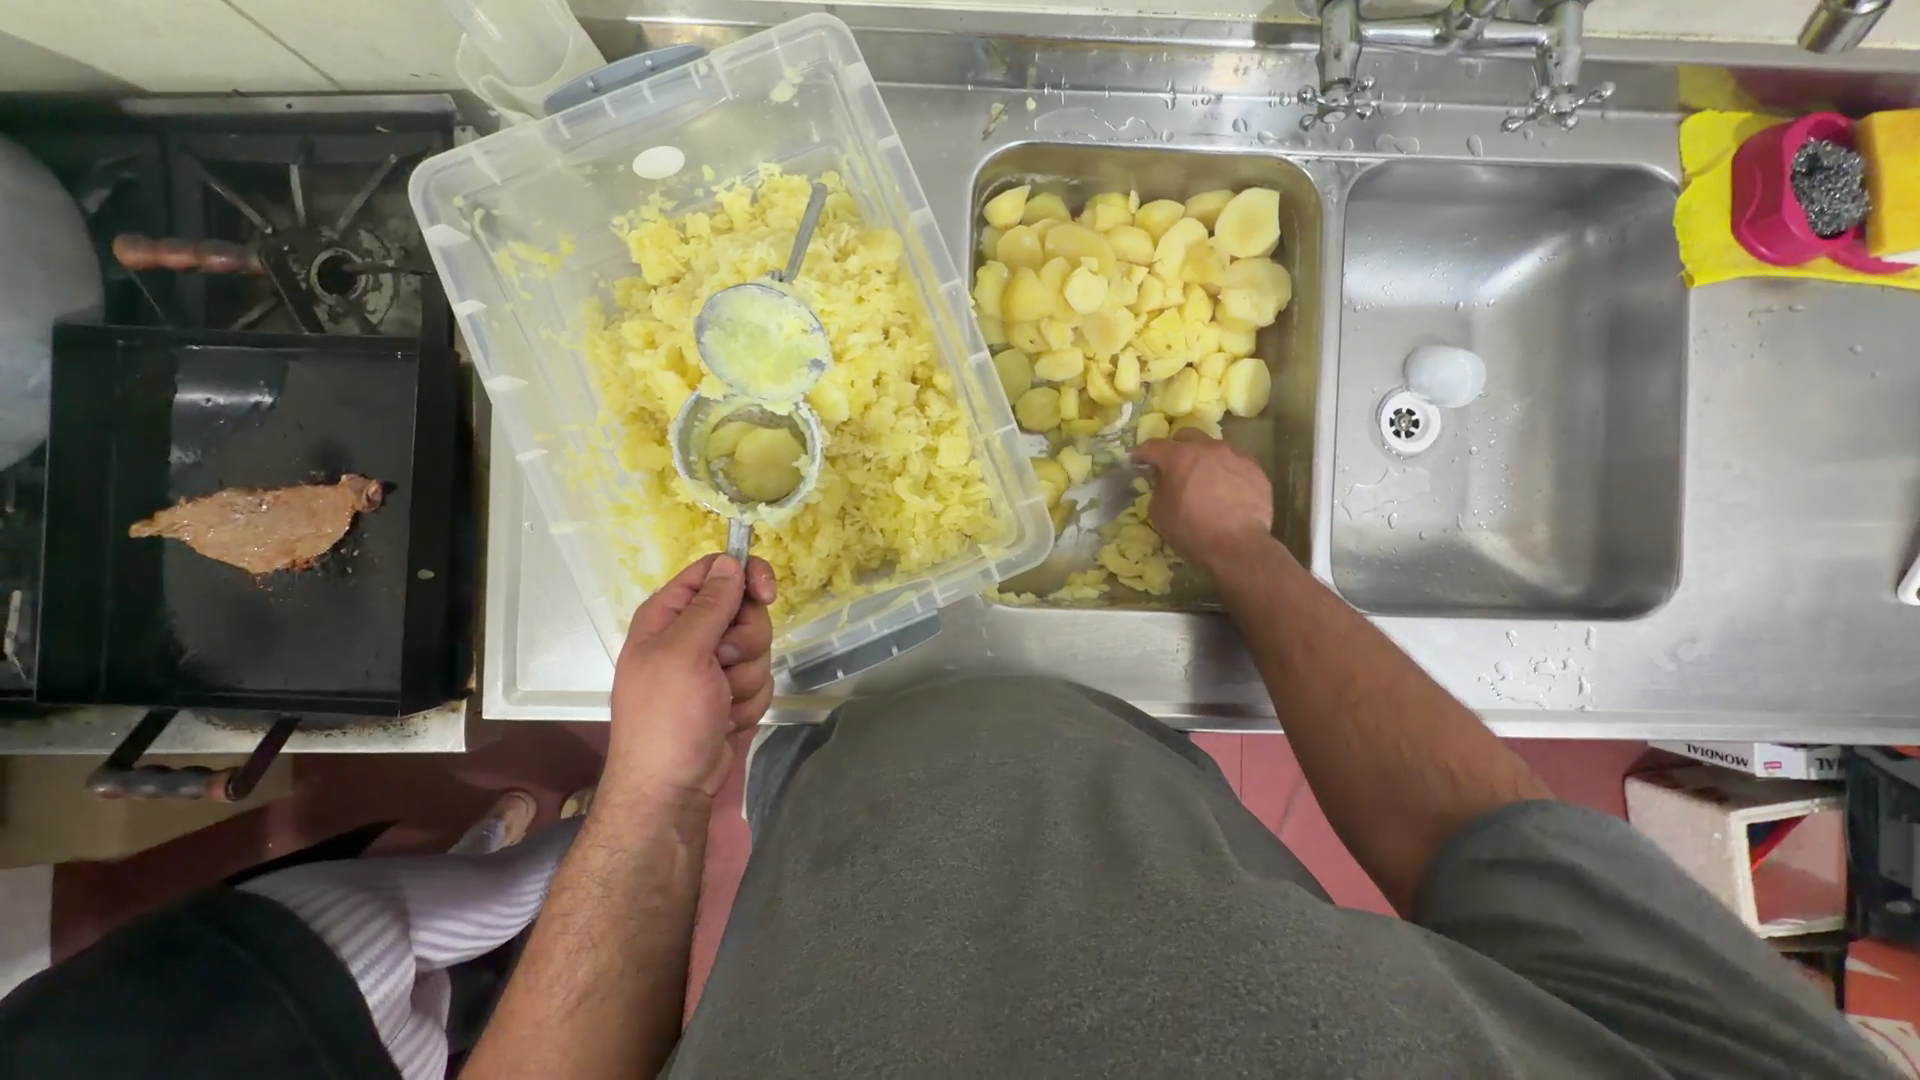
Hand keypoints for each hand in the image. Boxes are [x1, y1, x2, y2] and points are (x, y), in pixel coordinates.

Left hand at [605, 553, 778, 804]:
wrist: (674, 787)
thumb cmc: (667, 718)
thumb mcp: (684, 653)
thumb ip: (711, 604)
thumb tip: (730, 561)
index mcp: (668, 615)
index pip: (715, 571)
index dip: (744, 576)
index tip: (766, 594)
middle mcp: (691, 635)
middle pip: (746, 611)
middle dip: (745, 642)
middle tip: (722, 665)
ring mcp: (712, 667)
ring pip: (759, 648)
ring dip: (746, 678)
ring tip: (719, 703)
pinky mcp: (731, 693)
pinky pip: (760, 679)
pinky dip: (749, 701)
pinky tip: (727, 720)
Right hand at [1133, 430, 1278, 574]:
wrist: (1237, 546)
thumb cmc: (1191, 530)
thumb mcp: (1160, 511)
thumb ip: (1159, 487)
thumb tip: (1166, 479)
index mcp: (1179, 456)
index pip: (1154, 446)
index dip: (1142, 453)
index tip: (1137, 460)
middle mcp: (1208, 448)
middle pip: (1188, 436)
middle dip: (1176, 447)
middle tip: (1173, 465)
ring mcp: (1235, 456)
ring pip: (1214, 449)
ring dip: (1204, 460)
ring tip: (1204, 480)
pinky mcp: (1255, 470)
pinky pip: (1235, 465)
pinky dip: (1226, 473)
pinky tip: (1226, 491)